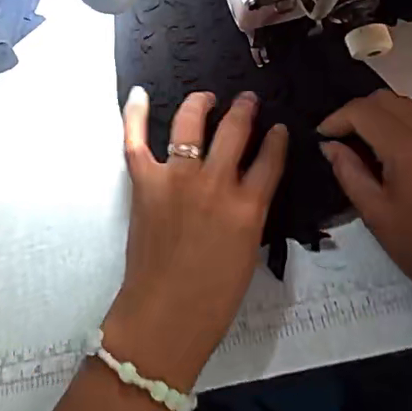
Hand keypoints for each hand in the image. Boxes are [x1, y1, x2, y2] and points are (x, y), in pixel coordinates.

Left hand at [104, 87, 288, 392]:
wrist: (165, 316)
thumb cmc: (214, 296)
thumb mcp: (248, 249)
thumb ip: (249, 211)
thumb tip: (245, 186)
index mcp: (248, 206)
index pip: (270, 157)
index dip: (276, 138)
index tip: (277, 128)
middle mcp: (215, 183)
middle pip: (235, 130)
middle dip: (245, 109)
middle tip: (247, 101)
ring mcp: (177, 179)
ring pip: (190, 123)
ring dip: (201, 103)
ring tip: (207, 96)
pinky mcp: (145, 183)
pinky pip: (135, 141)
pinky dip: (134, 115)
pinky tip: (139, 94)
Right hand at [319, 90, 411, 324]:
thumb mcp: (375, 214)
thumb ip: (349, 172)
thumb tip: (330, 146)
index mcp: (410, 150)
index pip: (365, 111)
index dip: (337, 118)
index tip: (321, 138)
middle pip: (387, 100)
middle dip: (356, 112)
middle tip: (338, 139)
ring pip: (406, 108)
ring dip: (378, 117)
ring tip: (359, 147)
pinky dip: (397, 127)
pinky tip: (387, 156)